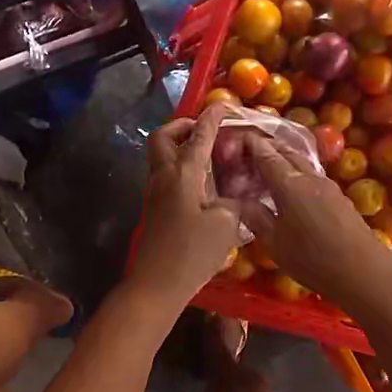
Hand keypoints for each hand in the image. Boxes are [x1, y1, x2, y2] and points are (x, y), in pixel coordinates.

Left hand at [132, 106, 244, 306]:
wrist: (156, 285)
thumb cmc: (192, 252)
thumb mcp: (226, 224)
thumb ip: (234, 202)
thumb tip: (237, 194)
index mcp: (184, 173)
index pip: (199, 136)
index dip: (213, 118)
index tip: (224, 107)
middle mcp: (164, 176)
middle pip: (163, 137)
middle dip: (183, 126)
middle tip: (204, 131)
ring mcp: (155, 193)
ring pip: (160, 156)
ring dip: (179, 146)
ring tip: (207, 154)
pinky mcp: (154, 209)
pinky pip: (164, 175)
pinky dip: (180, 167)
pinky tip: (201, 183)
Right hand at [240, 135, 391, 313]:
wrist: (363, 269)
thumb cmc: (312, 259)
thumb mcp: (275, 244)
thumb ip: (257, 219)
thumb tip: (242, 200)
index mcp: (289, 185)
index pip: (267, 157)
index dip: (254, 145)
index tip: (242, 136)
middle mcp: (309, 178)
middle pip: (288, 153)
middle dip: (272, 146)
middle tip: (255, 144)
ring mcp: (328, 186)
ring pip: (304, 163)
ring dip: (288, 157)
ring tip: (274, 159)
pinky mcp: (340, 198)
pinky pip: (314, 175)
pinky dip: (300, 171)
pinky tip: (296, 183)